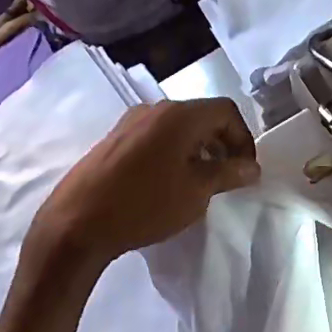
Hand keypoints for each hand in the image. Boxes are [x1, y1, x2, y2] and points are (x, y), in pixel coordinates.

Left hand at [36, 98, 257, 263]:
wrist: (79, 222)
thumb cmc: (146, 205)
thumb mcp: (196, 192)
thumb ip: (228, 174)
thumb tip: (251, 167)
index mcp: (178, 116)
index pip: (226, 111)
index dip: (244, 140)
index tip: (244, 172)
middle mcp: (154, 110)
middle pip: (202, 117)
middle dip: (222, 145)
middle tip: (228, 180)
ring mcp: (130, 123)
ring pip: (179, 129)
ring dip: (199, 151)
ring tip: (200, 185)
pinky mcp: (115, 140)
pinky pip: (157, 138)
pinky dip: (175, 155)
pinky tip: (170, 185)